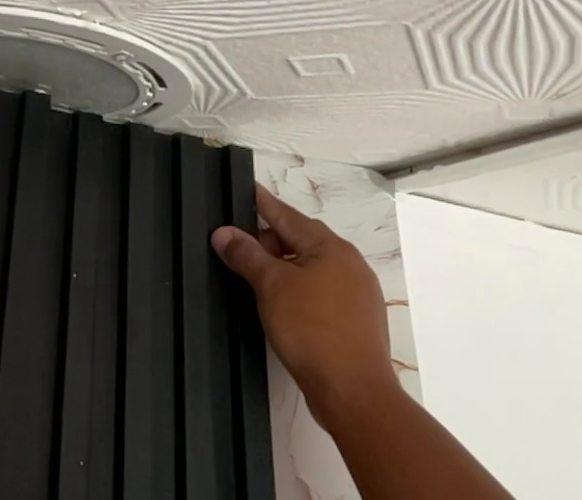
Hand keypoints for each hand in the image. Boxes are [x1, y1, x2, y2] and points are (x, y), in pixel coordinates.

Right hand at [212, 185, 397, 417]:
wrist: (355, 393)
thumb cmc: (311, 330)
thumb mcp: (271, 286)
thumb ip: (246, 255)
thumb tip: (223, 233)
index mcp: (331, 247)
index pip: (287, 215)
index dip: (262, 203)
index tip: (246, 188)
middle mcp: (350, 263)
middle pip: (301, 239)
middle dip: (269, 241)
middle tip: (238, 251)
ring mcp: (358, 293)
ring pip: (312, 266)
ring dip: (284, 267)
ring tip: (256, 278)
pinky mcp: (358, 320)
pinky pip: (322, 290)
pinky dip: (299, 288)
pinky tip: (282, 304)